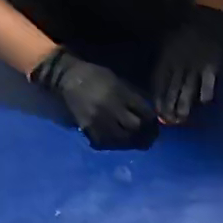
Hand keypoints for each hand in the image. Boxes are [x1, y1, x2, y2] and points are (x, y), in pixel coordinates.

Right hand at [29, 47, 158, 150]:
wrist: (67, 79)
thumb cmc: (95, 77)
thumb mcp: (117, 81)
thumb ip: (132, 98)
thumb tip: (148, 115)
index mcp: (120, 93)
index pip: (144, 112)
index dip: (152, 122)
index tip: (155, 126)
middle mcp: (111, 108)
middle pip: (135, 128)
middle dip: (145, 135)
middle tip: (149, 140)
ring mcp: (98, 120)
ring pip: (121, 139)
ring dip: (131, 143)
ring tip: (136, 143)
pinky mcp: (88, 129)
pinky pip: (106, 143)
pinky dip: (115, 145)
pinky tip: (118, 143)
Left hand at [151, 5, 222, 124]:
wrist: (208, 17)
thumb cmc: (185, 31)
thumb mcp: (166, 43)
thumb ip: (163, 63)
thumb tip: (158, 86)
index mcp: (167, 58)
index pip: (159, 83)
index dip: (158, 99)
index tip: (157, 111)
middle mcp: (179, 65)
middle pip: (172, 90)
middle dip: (169, 108)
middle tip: (169, 120)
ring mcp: (196, 67)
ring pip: (187, 91)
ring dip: (183, 107)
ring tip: (181, 119)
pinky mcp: (211, 68)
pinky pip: (207, 86)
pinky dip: (205, 96)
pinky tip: (203, 103)